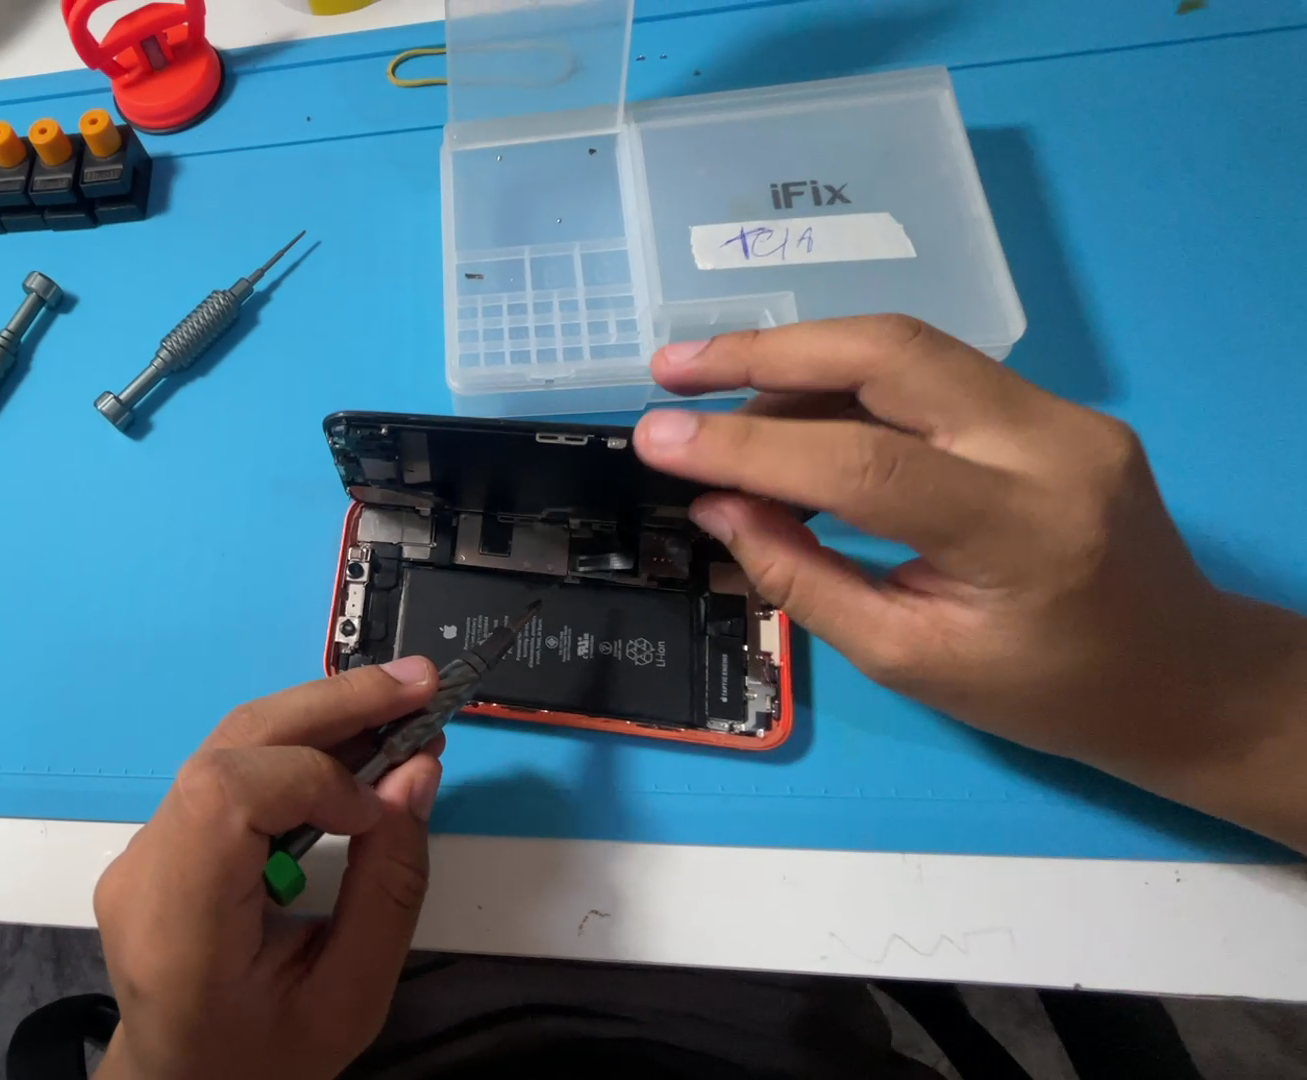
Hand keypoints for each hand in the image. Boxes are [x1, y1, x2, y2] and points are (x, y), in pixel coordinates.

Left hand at [93, 657, 444, 1079]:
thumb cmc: (264, 1062)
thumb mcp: (350, 1001)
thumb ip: (389, 887)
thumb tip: (416, 771)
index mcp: (177, 924)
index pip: (227, 794)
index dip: (313, 776)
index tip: (377, 807)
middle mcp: (147, 861)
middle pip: (235, 739)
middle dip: (336, 703)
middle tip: (421, 682)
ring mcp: (147, 837)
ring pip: (237, 736)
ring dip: (327, 711)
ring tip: (402, 701)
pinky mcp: (168, 825)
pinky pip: (239, 759)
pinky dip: (307, 740)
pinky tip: (359, 736)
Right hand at [634, 316, 1306, 847]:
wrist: (1182, 674)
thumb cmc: (1034, 688)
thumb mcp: (898, 656)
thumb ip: (797, 577)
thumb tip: (713, 508)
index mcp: (1017, 530)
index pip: (859, 463)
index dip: (744, 446)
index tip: (654, 438)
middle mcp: (1047, 444)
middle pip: (889, 353)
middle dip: (762, 352)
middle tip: (671, 368)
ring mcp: (1052, 413)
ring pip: (899, 346)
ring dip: (786, 361)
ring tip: (704, 395)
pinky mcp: (1038, 406)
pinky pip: (915, 371)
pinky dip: (827, 384)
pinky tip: (775, 415)